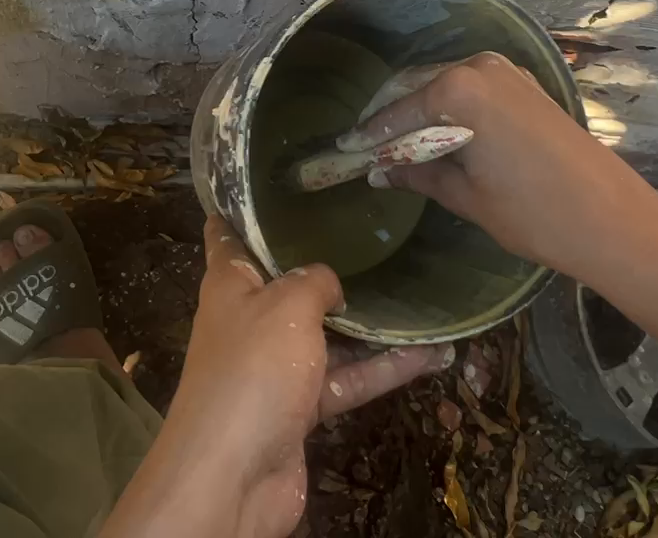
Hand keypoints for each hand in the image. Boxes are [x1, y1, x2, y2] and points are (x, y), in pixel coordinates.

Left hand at [102, 217, 451, 537]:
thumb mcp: (286, 306)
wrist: (233, 477)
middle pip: (288, 281)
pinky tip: (430, 353)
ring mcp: (276, 365)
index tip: (271, 180)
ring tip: (416, 292)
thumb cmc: (252, 369)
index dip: (242, 206)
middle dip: (323, 260)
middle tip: (368, 227)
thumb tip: (329, 281)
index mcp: (230, 283)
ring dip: (370, 320)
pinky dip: (383, 368)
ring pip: (328, 332)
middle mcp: (250, 318)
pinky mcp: (301, 407)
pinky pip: (347, 377)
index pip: (226, 233)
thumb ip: (314, 281)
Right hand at [341, 51, 657, 270]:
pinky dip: (456, 112)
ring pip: (449, 90)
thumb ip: (418, 174)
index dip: (370, 135)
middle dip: (397, 122)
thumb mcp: (466, 196)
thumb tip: (380, 171)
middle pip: (421, 91)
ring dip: (426, 116)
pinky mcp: (528, 86)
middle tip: (374, 152)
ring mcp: (510, 73)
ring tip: (405, 150)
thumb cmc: (534, 213)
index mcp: (460, 89)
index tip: (347, 150)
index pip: (399, 112)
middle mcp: (482, 68)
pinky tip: (446, 139)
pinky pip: (476, 92)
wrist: (615, 220)